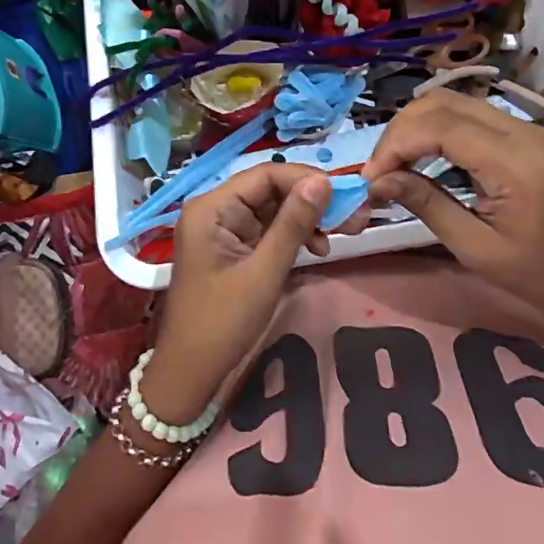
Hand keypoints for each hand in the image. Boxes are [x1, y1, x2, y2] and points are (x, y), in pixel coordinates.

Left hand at [147, 164, 335, 415]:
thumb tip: (323, 181)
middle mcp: (214, 209)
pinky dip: (291, 236)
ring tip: (335, 238)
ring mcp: (222, 229)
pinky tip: (315, 249)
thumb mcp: (265, 270)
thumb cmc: (224, 321)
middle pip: (270, 189)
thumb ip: (294, 223)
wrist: (191, 370)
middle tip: (351, 217)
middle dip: (310, 201)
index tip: (345, 195)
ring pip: (272, 209)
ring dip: (305, 220)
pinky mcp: (231, 247)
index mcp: (212, 207)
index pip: (266, 174)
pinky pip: (266, 229)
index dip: (306, 179)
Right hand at [362, 89, 543, 320]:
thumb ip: (426, 204)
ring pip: (452, 101)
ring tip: (393, 164)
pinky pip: (467, 114)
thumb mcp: (472, 246)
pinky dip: (434, 128)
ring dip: (415, 126)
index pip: (443, 126)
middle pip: (444, 103)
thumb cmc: (530, 271)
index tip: (371, 176)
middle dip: (401, 131)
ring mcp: (525, 127)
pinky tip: (419, 155)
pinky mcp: (521, 132)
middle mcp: (524, 132)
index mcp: (517, 162)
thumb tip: (377, 181)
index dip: (398, 143)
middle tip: (379, 170)